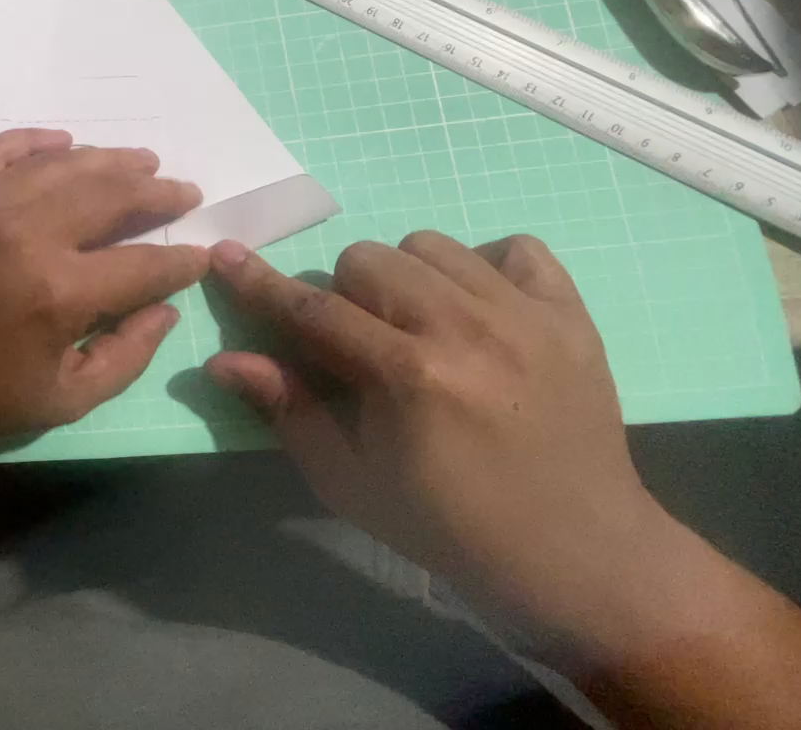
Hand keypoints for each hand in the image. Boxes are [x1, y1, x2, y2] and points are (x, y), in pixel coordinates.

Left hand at [0, 129, 209, 468]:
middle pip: (109, 195)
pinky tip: (63, 141)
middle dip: (156, 193)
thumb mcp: (65, 400)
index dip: (181, 260)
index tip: (199, 253)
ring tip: (139, 162)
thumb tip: (167, 306)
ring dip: (108, 161)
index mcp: (57, 292)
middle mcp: (21, 233)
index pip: (144, 263)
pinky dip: (32, 140)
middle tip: (181, 191)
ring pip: (59, 165)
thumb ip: (128, 353)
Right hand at [206, 233, 679, 647]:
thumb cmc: (443, 520)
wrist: (578, 556)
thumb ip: (285, 406)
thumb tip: (222, 360)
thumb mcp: (345, 476)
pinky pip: (516, 247)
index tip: (225, 254)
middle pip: (368, 259)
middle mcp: (468, 331)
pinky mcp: (573, 317)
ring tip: (419, 326)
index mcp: (409, 376)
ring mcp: (528, 318)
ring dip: (406, 278)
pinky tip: (479, 311)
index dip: (260, 282)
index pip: (313, 310)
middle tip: (361, 342)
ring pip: (430, 245)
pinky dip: (484, 268)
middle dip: (345, 295)